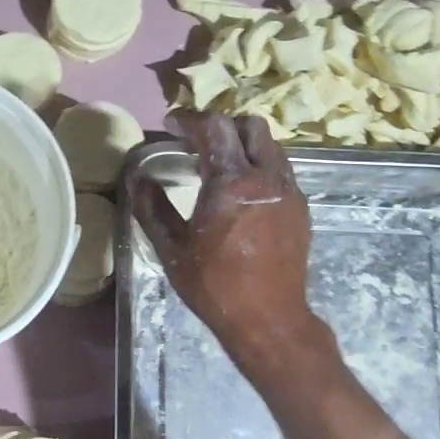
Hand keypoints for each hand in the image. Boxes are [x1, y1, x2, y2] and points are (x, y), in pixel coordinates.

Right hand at [132, 112, 322, 366]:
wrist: (269, 319)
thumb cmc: (214, 284)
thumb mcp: (171, 248)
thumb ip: (152, 207)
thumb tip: (139, 178)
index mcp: (231, 182)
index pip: (213, 128)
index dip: (189, 119)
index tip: (171, 124)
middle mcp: (266, 177)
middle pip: (250, 125)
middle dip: (221, 124)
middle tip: (196, 141)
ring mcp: (289, 191)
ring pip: (270, 145)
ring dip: (242, 143)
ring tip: (218, 162)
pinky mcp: (300, 207)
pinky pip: (280, 168)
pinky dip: (258, 164)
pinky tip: (240, 189)